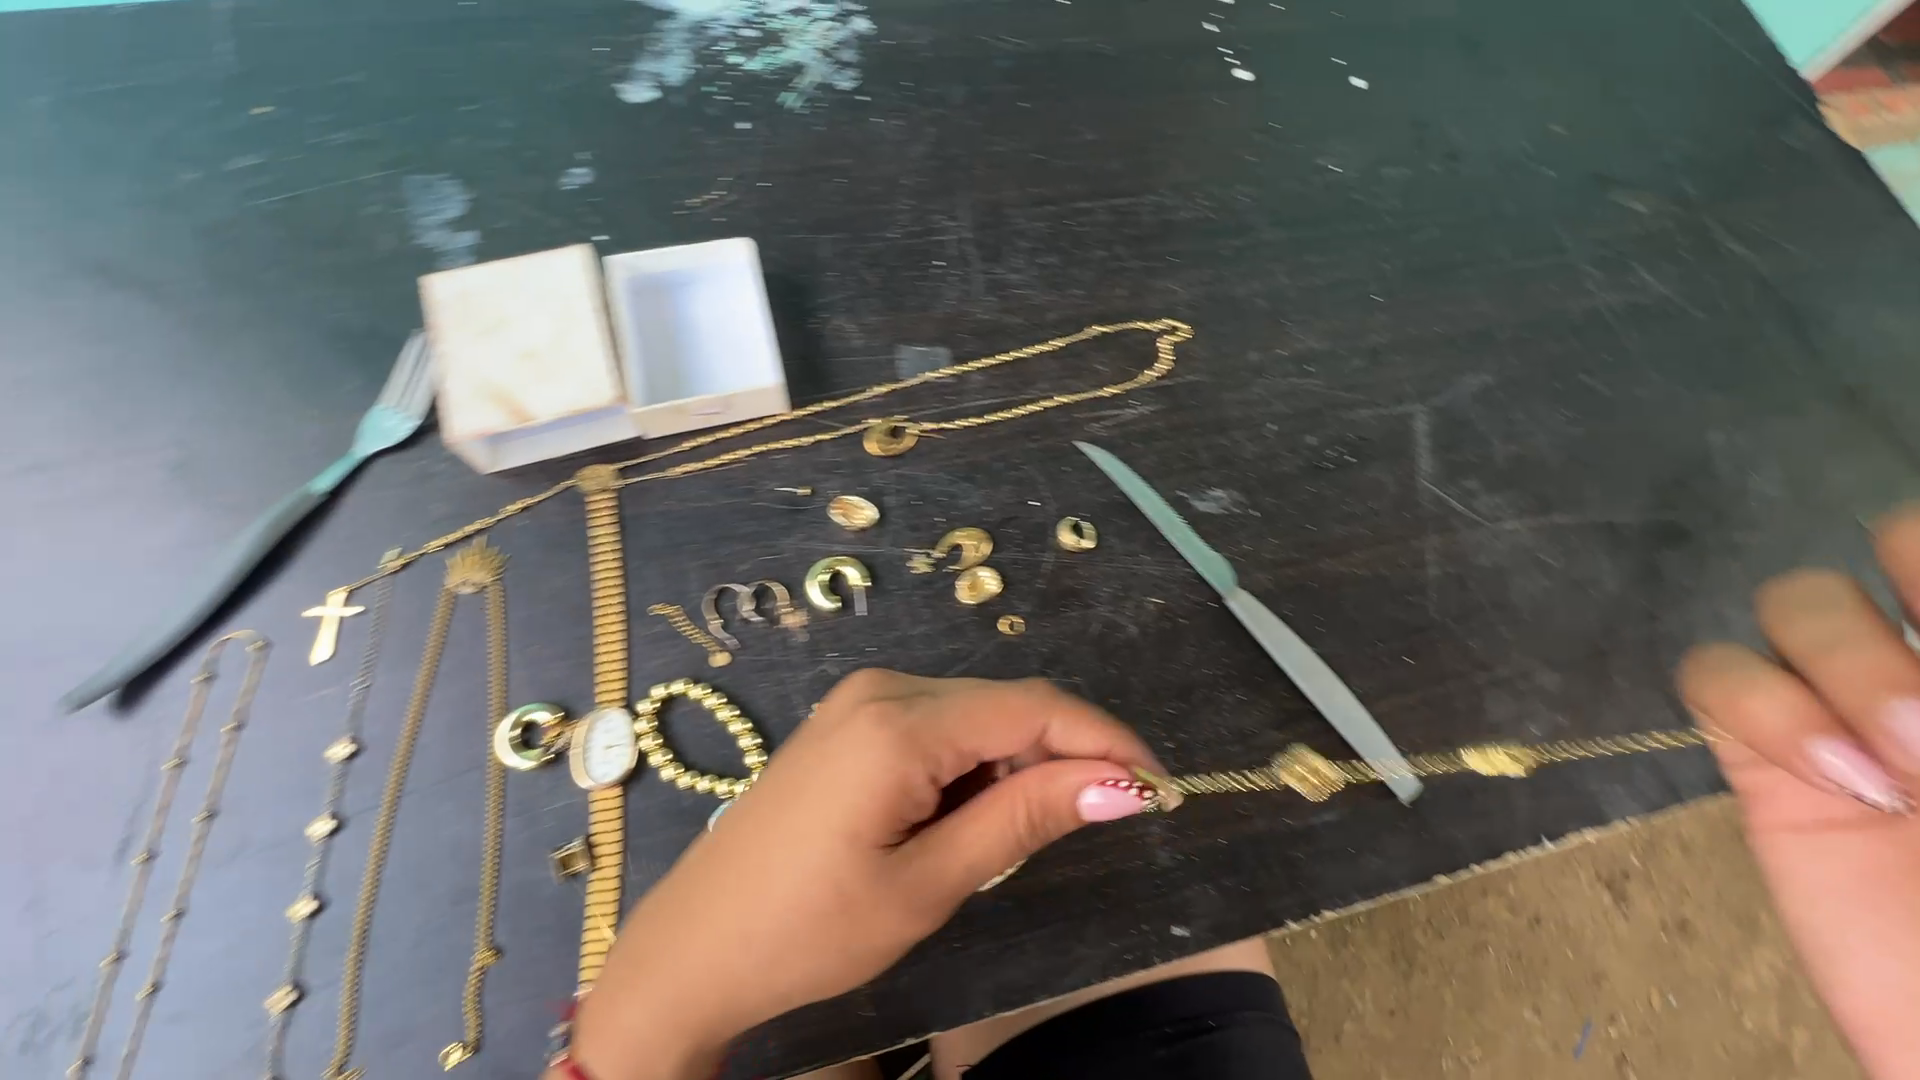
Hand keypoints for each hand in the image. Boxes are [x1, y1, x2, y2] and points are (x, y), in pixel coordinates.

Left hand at [563, 671, 1165, 1079]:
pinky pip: (936, 723)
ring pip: (974, 713)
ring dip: (1012, 763)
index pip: (1032, 707)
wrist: (693, 945)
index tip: (1157, 786)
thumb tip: (1122, 784)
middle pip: (1005, 704)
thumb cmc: (808, 928)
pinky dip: (970, 763)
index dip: (1104, 740)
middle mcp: (882, 688)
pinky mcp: (850, 718)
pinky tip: (959, 815)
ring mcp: (860, 698)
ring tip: (1004, 838)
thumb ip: (1023, 819)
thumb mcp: (927, 884)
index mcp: (899, 723)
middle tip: (1097, 821)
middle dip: (1061, 753)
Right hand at [1678, 507, 1919, 1079]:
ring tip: (1893, 773)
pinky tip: (1823, 781)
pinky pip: (1709, 675)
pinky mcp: (1761, 756)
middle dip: (1900, 623)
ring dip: (1837, 670)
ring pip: (1788, 601)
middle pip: (1884, 538)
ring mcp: (1845, 707)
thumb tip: (1918, 653)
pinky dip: (1756, 711)